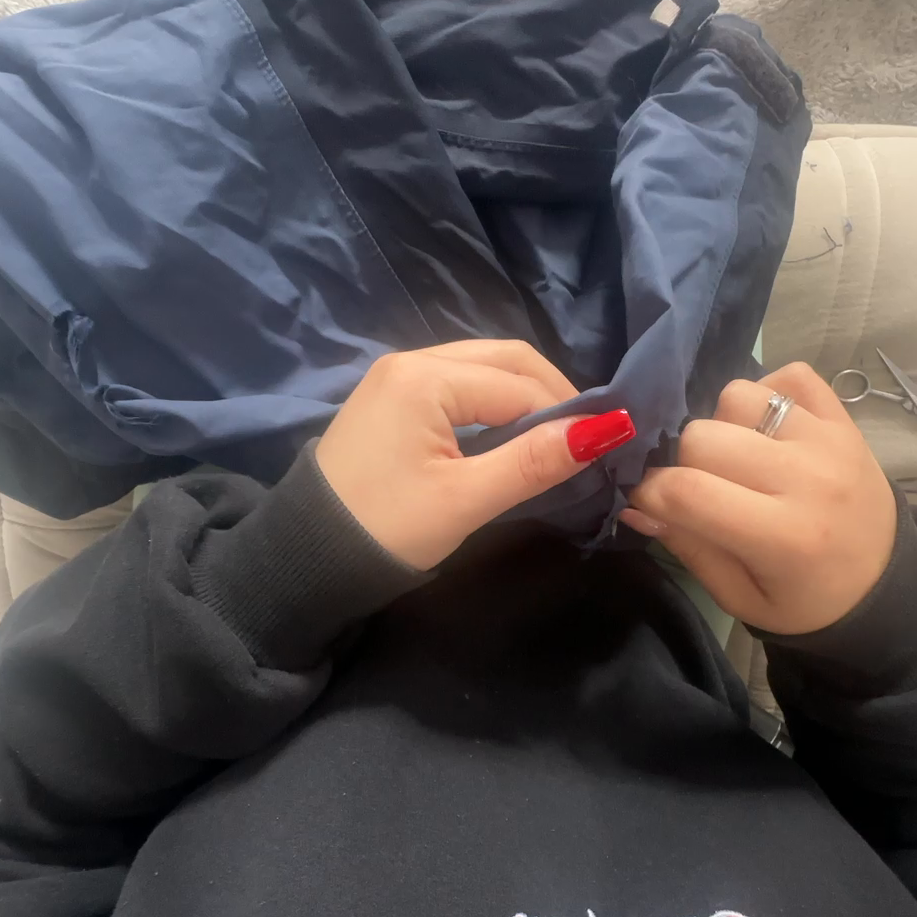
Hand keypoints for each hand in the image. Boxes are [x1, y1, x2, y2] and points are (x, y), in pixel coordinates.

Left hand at [317, 340, 635, 569]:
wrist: (308, 556)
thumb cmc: (386, 529)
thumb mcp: (465, 499)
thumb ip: (533, 461)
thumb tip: (607, 430)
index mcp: (424, 378)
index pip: (518, 384)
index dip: (569, 412)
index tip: (606, 445)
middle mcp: (410, 361)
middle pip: (502, 360)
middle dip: (550, 393)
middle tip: (583, 437)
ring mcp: (397, 377)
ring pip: (480, 369)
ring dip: (522, 397)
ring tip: (553, 439)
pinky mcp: (391, 400)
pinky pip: (456, 385)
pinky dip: (491, 404)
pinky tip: (508, 434)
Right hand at [619, 362, 896, 634]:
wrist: (883, 585)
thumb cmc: (802, 600)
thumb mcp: (738, 596)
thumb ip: (686, 546)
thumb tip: (632, 504)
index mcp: (783, 536)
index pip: (686, 492)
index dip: (648, 491)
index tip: (645, 499)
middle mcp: (808, 478)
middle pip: (702, 436)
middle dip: (683, 461)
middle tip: (698, 486)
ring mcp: (830, 440)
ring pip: (738, 396)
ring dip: (722, 425)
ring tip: (737, 457)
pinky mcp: (844, 418)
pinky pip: (788, 376)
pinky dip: (767, 395)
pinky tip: (767, 432)